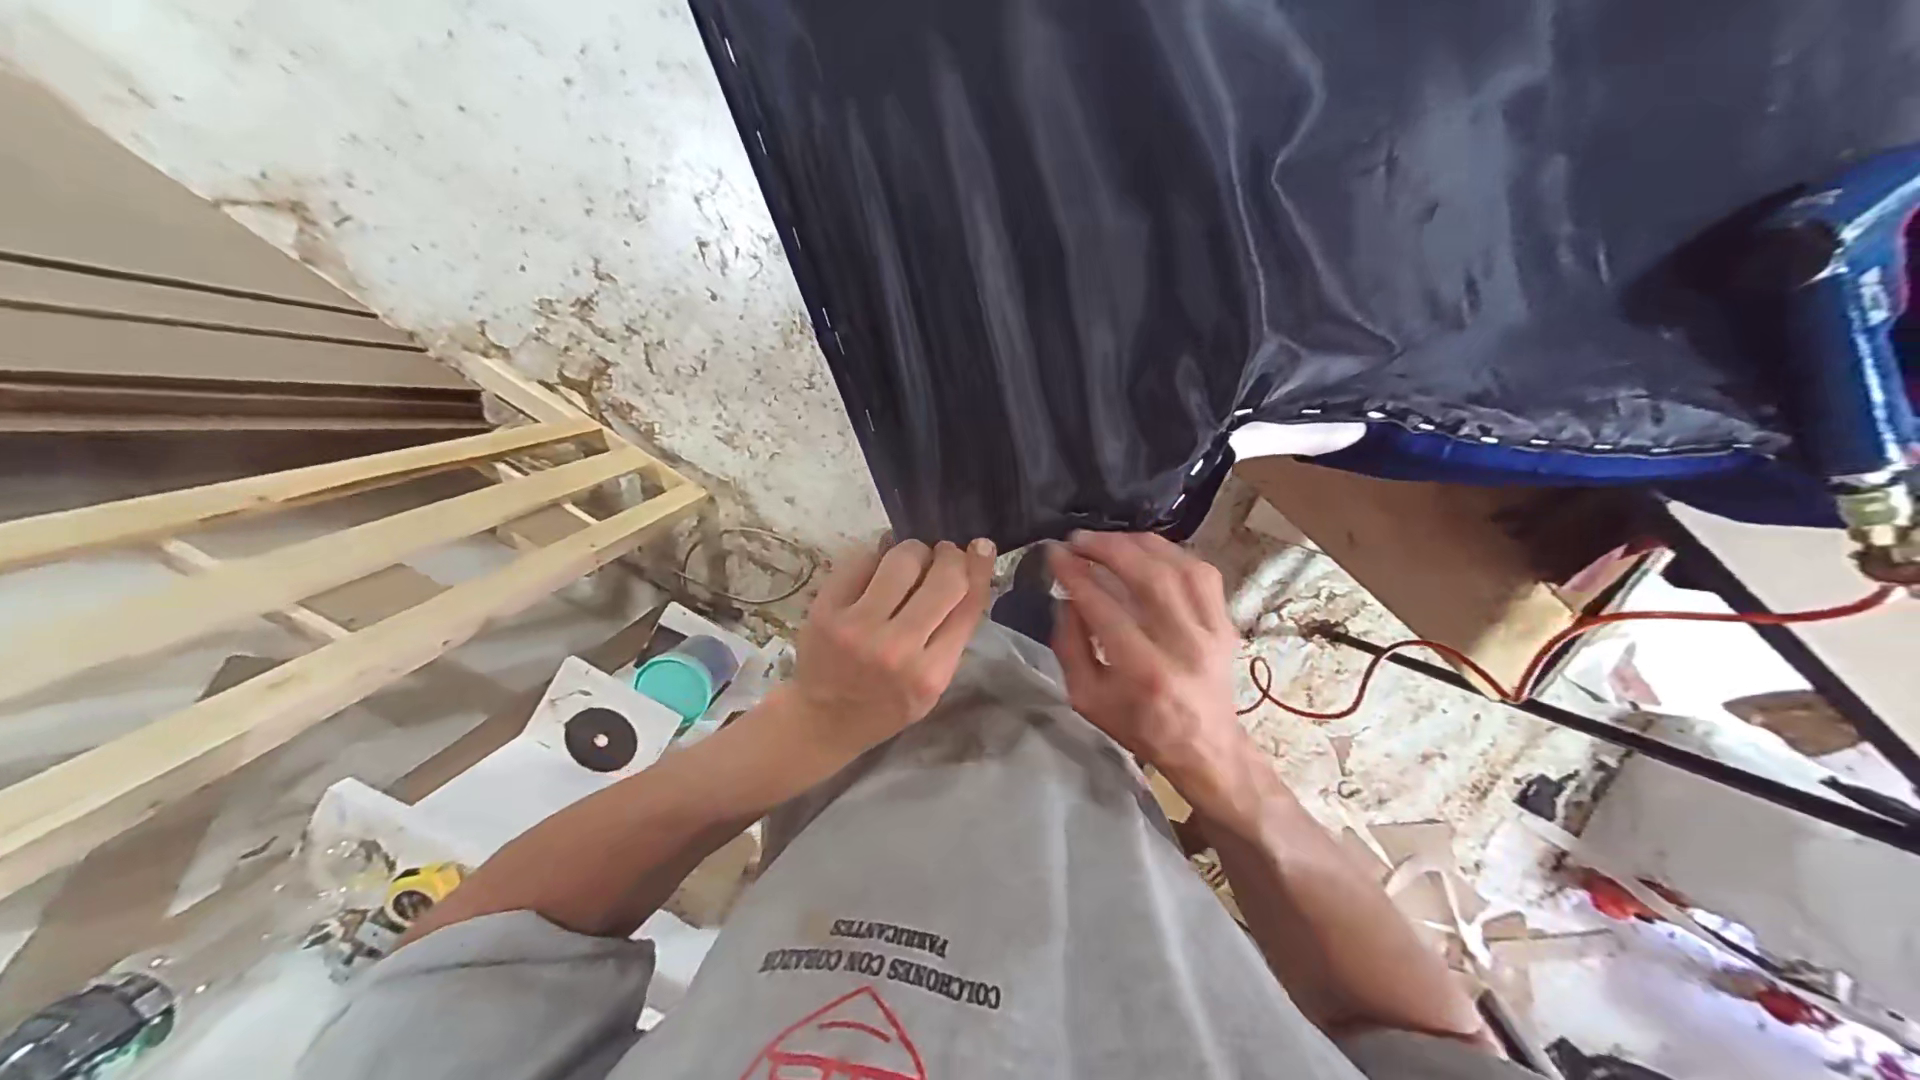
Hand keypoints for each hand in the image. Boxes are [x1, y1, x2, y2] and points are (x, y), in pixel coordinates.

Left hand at [786, 537, 995, 756]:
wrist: (822, 720)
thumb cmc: (886, 703)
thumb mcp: (932, 684)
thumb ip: (953, 635)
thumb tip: (971, 570)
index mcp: (930, 674)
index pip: (968, 605)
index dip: (979, 568)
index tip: (981, 547)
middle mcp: (896, 649)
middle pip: (943, 578)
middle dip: (949, 556)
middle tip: (944, 554)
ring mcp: (857, 628)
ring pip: (902, 559)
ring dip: (914, 552)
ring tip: (911, 561)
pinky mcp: (826, 610)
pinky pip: (861, 561)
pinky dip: (877, 557)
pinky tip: (879, 568)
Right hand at [1048, 531, 1250, 794]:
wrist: (1205, 746)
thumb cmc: (1139, 726)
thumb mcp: (1087, 698)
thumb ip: (1070, 647)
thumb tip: (1065, 598)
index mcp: (1145, 672)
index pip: (1105, 608)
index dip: (1076, 576)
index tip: (1054, 555)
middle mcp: (1184, 646)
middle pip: (1148, 577)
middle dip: (1107, 549)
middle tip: (1078, 540)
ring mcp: (1212, 631)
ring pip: (1178, 567)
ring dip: (1137, 544)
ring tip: (1107, 540)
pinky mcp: (1226, 622)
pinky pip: (1202, 572)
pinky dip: (1171, 553)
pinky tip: (1145, 551)